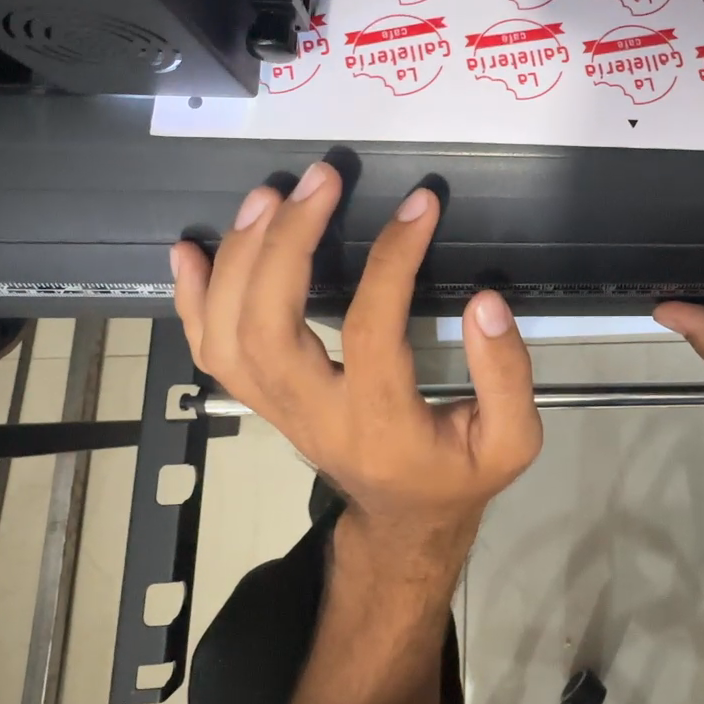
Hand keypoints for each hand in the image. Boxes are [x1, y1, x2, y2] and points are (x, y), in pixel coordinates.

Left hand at [170, 163, 543, 554]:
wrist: (404, 522)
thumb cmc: (458, 474)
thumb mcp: (513, 440)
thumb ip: (507, 376)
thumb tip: (485, 304)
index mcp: (379, 424)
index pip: (369, 330)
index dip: (392, 259)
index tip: (420, 206)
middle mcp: (313, 416)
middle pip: (269, 327)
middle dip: (288, 243)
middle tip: (321, 181)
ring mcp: (277, 408)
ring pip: (229, 335)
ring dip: (240, 257)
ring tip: (270, 196)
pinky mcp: (263, 398)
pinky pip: (210, 350)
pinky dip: (192, 297)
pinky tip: (191, 249)